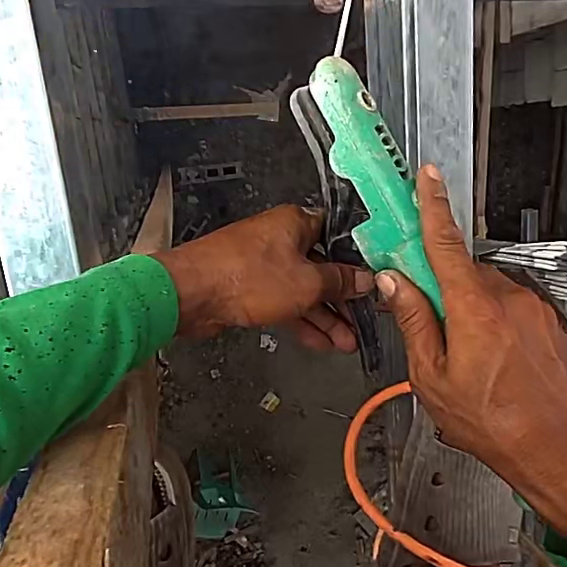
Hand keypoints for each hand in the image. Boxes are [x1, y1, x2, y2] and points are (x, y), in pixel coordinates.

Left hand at [153, 204, 374, 351]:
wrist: (191, 295)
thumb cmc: (244, 277)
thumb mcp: (306, 283)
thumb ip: (338, 282)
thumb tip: (363, 279)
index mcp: (296, 223)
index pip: (339, 236)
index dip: (359, 260)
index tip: (376, 282)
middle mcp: (281, 240)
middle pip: (322, 267)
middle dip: (343, 298)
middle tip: (363, 321)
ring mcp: (264, 266)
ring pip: (304, 290)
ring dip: (325, 317)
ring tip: (347, 342)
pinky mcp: (250, 289)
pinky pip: (284, 304)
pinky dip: (302, 321)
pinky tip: (321, 342)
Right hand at [378, 164, 566, 563]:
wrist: (558, 450)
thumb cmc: (493, 422)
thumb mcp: (432, 377)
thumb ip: (413, 322)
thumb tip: (394, 283)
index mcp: (474, 309)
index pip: (446, 245)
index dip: (432, 207)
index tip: (427, 178)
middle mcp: (507, 299)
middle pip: (459, 272)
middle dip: (436, 288)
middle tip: (420, 320)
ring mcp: (532, 309)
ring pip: (482, 291)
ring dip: (462, 310)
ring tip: (459, 358)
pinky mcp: (545, 322)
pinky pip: (504, 307)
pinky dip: (486, 321)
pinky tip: (484, 360)